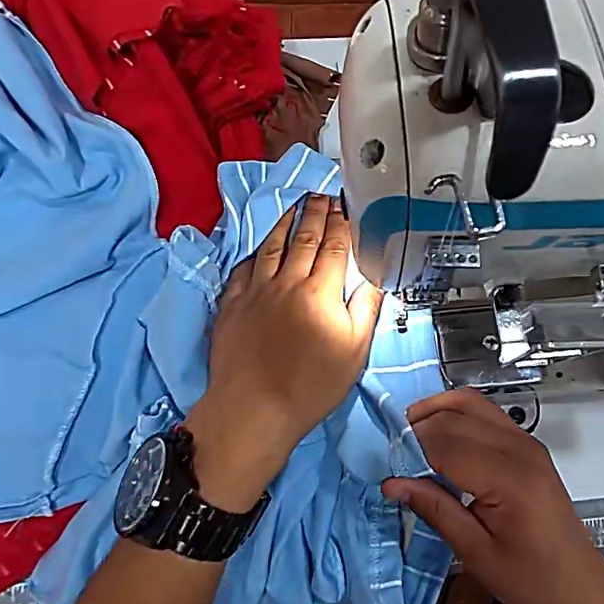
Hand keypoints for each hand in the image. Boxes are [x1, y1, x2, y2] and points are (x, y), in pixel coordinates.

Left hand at [188, 193, 383, 510]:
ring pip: (272, 246)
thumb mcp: (355, 351)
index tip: (345, 207)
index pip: (335, 247)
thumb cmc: (311, 386)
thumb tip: (372, 279)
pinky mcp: (232, 304)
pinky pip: (243, 268)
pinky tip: (260, 249)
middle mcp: (287, 282)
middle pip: (304, 238)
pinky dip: (255, 253)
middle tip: (322, 196)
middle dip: (316, 213)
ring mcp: (256, 291)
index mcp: (320, 292)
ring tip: (295, 207)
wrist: (254, 408)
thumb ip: (365, 309)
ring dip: (285, 222)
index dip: (342, 223)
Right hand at [382, 390, 603, 603]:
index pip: (447, 444)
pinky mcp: (528, 445)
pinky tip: (439, 436)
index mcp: (510, 478)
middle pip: (456, 416)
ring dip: (437, 411)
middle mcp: (521, 449)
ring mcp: (527, 442)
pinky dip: (457, 414)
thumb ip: (435, 509)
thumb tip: (393, 484)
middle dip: (419, 427)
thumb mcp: (475, 553)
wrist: (579, 585)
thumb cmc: (532, 579)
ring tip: (409, 434)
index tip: (386, 464)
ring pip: (471, 403)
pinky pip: (486, 412)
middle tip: (392, 451)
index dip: (411, 450)